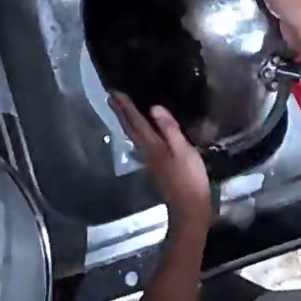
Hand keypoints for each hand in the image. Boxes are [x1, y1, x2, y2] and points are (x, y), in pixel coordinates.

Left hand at [110, 93, 212, 237]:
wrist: (189, 208)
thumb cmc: (189, 177)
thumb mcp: (183, 150)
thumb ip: (169, 129)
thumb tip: (154, 108)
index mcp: (152, 146)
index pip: (136, 122)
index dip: (126, 106)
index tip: (115, 92)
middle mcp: (146, 151)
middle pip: (130, 129)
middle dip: (120, 112)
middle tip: (110, 97)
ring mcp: (150, 160)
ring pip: (134, 136)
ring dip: (126, 122)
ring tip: (120, 110)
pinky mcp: (156, 166)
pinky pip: (141, 142)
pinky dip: (137, 131)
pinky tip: (140, 132)